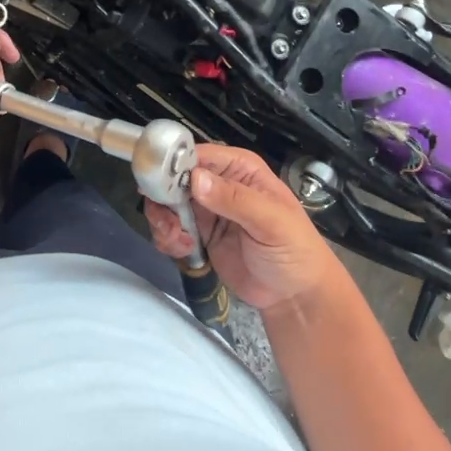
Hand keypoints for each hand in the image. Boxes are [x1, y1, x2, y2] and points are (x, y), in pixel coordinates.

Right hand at [144, 144, 341, 312]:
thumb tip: (196, 179)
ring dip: (163, 222)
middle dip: (163, 199)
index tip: (156, 186)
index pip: (197, 155)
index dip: (173, 166)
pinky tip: (184, 251)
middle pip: (173, 178)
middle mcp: (218, 182)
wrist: (294, 295)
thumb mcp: (271, 222)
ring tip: (177, 241)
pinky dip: (168, 239)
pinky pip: (170, 229)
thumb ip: (235, 199)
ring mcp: (205, 209)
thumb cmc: (294, 250)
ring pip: (167, 204)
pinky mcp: (197, 234)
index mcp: (239, 168)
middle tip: (169, 224)